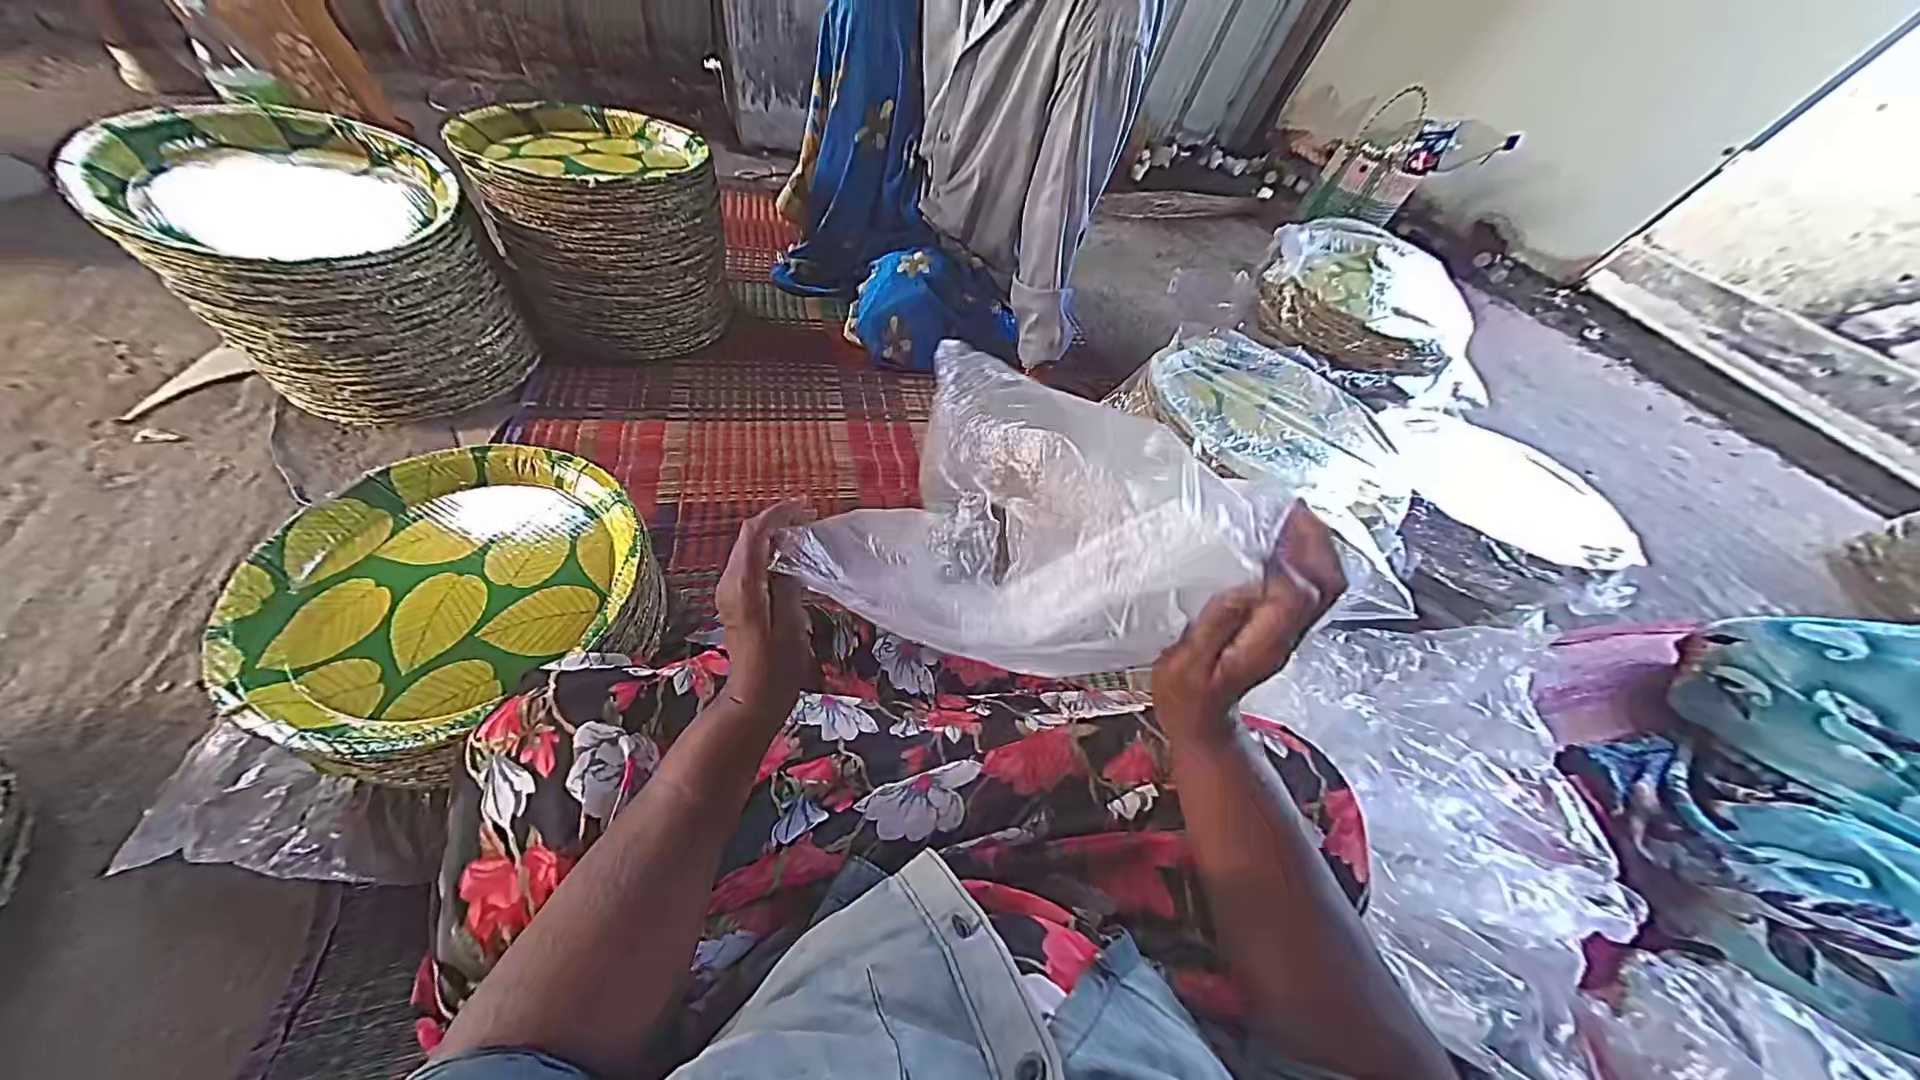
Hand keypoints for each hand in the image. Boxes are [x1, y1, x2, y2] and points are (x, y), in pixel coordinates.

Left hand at [715, 502, 814, 717]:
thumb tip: (790, 559)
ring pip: (748, 549)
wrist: (753, 698)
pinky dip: (768, 552)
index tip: (804, 507)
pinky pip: (749, 564)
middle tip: (808, 516)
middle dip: (776, 521)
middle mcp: (729, 584)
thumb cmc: (776, 668)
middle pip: (748, 537)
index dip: (778, 514)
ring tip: (803, 532)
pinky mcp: (734, 601)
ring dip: (772, 535)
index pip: (754, 534)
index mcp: (744, 586)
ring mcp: (728, 592)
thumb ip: (789, 584)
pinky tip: (791, 557)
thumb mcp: (792, 623)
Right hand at [1153, 503, 1346, 746]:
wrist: (1202, 720)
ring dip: (1315, 543)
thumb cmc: (1186, 696)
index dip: (1282, 560)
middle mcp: (1287, 635)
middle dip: (1313, 540)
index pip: (1293, 595)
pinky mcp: (1284, 623)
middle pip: (1326, 583)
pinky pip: (1311, 584)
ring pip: (1327, 582)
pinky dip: (1305, 555)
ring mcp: (1291, 630)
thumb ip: (1211, 629)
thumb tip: (1240, 586)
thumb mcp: (1183, 667)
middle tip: (1288, 506)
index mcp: (1263, 645)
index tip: (1258, 527)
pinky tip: (1282, 537)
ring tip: (1289, 513)